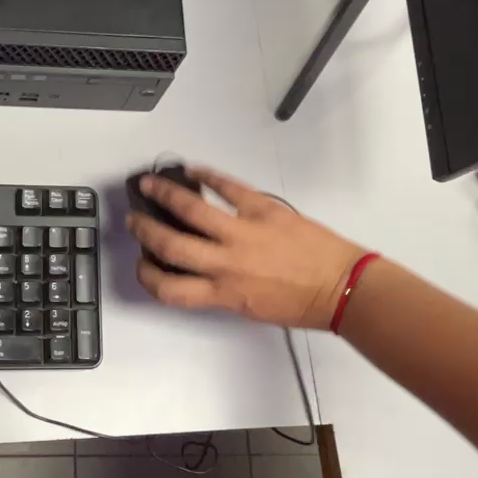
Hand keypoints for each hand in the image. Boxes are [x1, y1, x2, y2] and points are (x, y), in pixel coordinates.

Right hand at [126, 167, 368, 329]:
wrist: (343, 287)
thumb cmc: (301, 304)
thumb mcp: (249, 308)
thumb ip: (219, 289)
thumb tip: (198, 268)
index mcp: (223, 293)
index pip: (168, 288)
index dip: (147, 276)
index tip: (143, 264)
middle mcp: (226, 263)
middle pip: (170, 244)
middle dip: (145, 230)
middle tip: (135, 219)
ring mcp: (243, 232)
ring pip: (191, 208)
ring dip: (165, 193)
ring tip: (150, 184)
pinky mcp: (263, 209)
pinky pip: (228, 187)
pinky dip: (208, 175)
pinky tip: (194, 169)